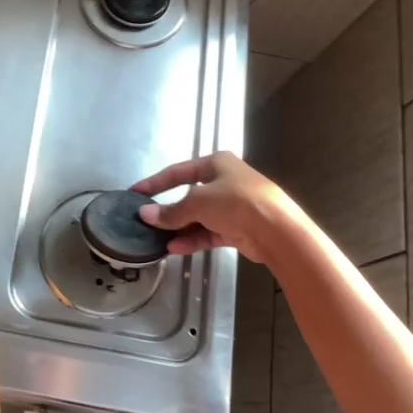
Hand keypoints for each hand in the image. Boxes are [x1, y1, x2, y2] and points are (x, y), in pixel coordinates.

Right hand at [131, 151, 300, 262]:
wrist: (277, 230)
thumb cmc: (236, 202)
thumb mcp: (198, 202)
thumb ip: (171, 211)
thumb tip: (146, 214)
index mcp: (217, 164)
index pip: (178, 171)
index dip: (155, 182)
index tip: (135, 192)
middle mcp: (225, 182)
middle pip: (189, 196)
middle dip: (169, 210)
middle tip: (147, 220)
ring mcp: (233, 207)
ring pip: (198, 217)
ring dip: (179, 228)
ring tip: (157, 239)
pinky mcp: (238, 229)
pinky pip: (209, 233)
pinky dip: (193, 239)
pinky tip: (175, 248)